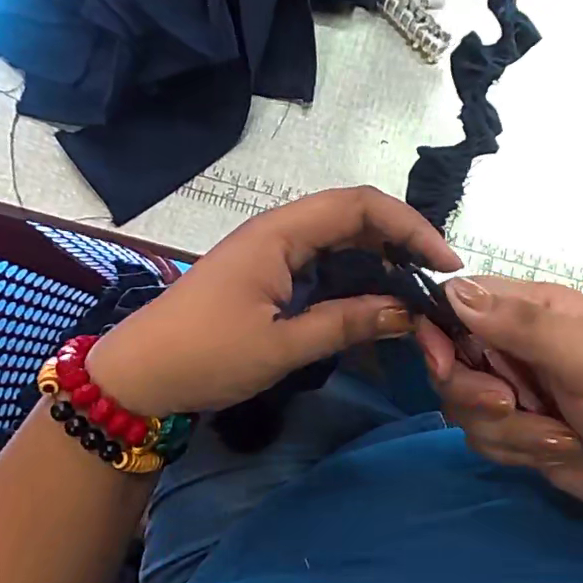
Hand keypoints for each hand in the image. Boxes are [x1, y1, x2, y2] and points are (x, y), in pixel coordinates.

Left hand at [87, 186, 460, 416]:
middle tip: (436, 282)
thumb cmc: (203, 356)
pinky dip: (358, 276)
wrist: (137, 377)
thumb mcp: (281, 345)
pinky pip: (325, 262)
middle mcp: (280, 231)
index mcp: (280, 233)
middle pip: (355, 216)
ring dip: (383, 259)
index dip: (410, 226)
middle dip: (403, 241)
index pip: (360, 205)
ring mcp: (274, 251)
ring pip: (342, 239)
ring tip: (416, 292)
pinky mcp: (270, 274)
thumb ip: (347, 322)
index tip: (444, 263)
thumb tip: (408, 312)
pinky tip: (376, 301)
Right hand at [417, 276, 582, 515]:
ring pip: (462, 404)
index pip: (463, 301)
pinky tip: (561, 449)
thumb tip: (453, 289)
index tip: (441, 357)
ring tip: (558, 434)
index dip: (439, 325)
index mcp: (534, 310)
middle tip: (507, 402)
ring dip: (506, 427)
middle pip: (451, 358)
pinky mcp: (519, 434)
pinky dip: (517, 449)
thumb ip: (520, 324)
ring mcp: (516, 393)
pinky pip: (482, 439)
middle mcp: (516, 347)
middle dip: (471, 388)